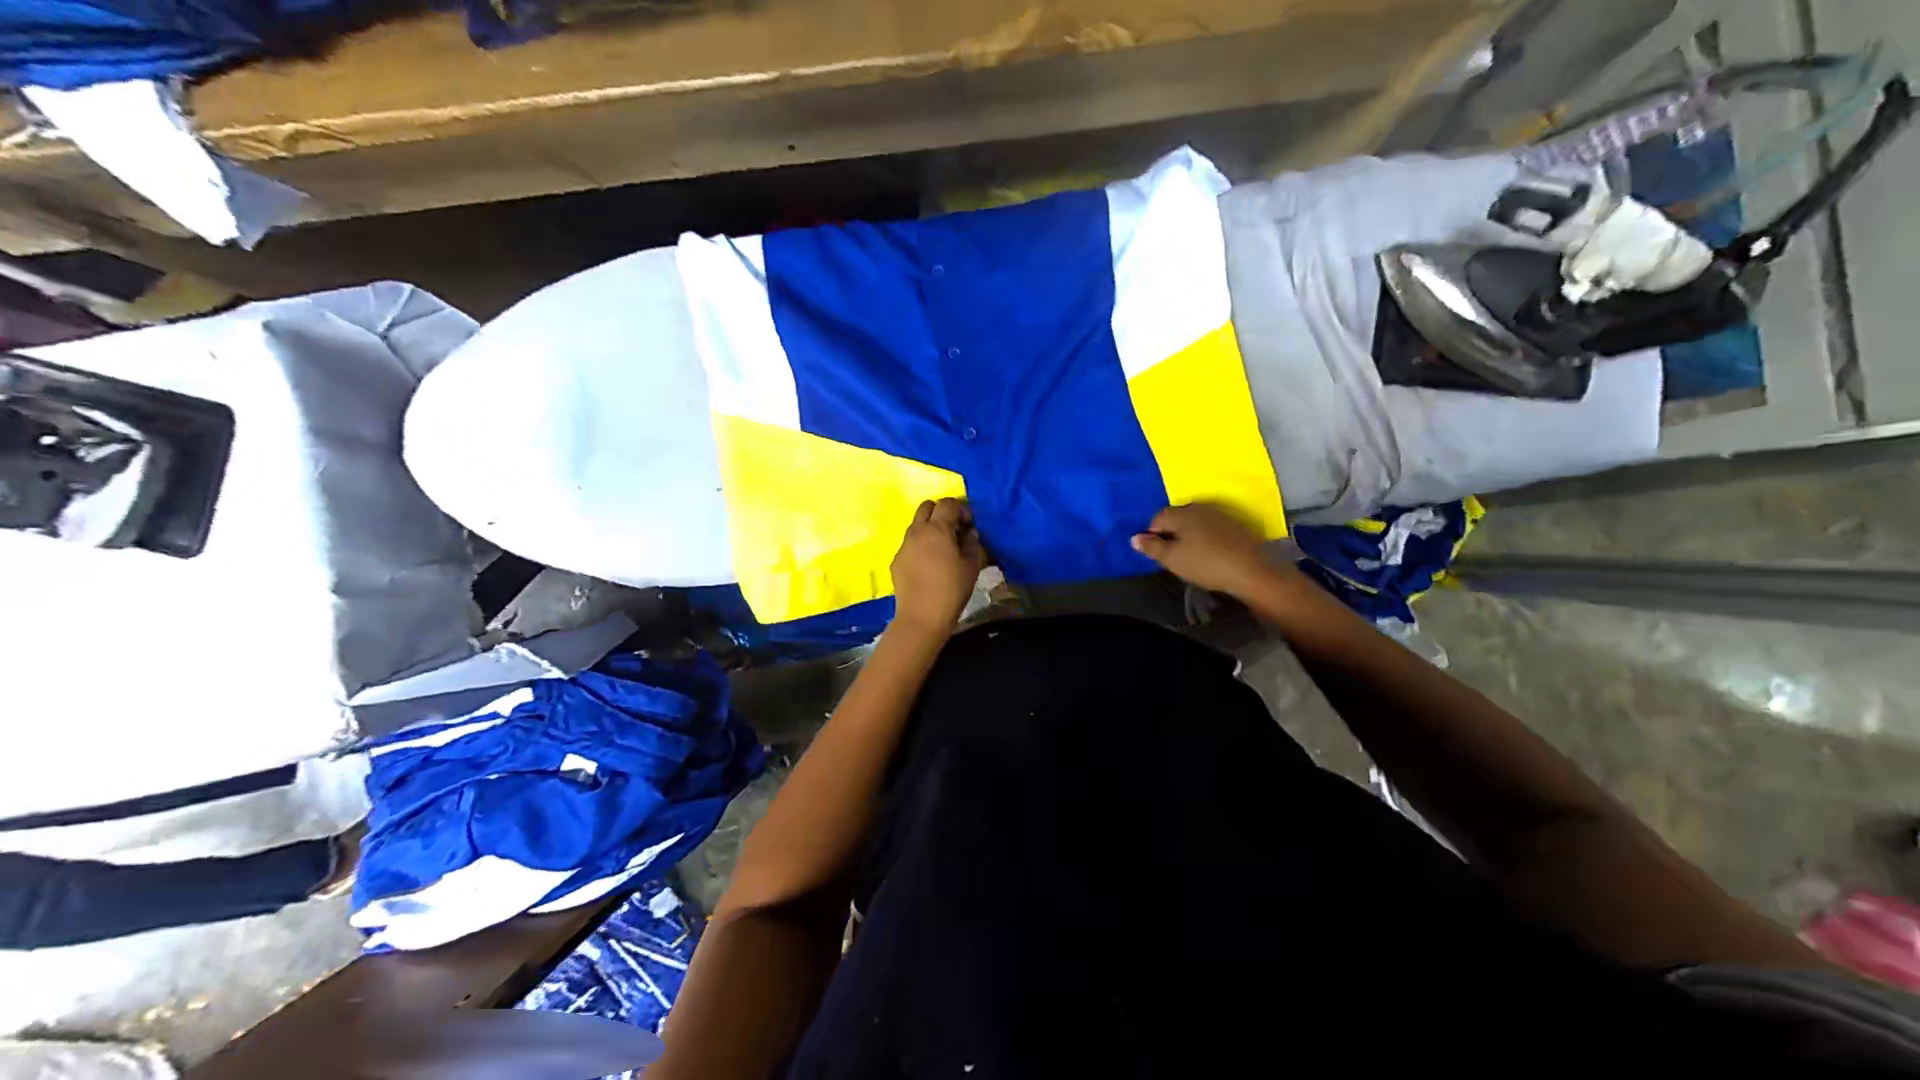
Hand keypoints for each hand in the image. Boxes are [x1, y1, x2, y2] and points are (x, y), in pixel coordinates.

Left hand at [891, 498, 985, 634]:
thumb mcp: (971, 566)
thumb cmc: (952, 590)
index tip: (969, 525)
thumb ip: (971, 543)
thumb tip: (969, 533)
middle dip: (941, 512)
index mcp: (936, 529)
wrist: (921, 616)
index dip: (961, 509)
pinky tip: (928, 565)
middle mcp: (916, 531)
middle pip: (926, 507)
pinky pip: (910, 544)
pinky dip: (920, 545)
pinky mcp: (896, 560)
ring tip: (941, 548)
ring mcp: (903, 545)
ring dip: (929, 528)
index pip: (948, 504)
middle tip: (954, 530)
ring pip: (916, 525)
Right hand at [1130, 503, 1283, 595]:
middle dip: (1170, 532)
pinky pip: (1210, 527)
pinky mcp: (1234, 524)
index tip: (1156, 552)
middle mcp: (1200, 507)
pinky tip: (1209, 552)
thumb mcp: (1173, 559)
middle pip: (1176, 517)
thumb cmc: (1206, 564)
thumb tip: (1134, 538)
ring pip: (1194, 521)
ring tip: (1190, 554)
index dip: (1152, 534)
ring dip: (1188, 534)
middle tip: (1171, 555)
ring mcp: (1219, 514)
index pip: (1157, 518)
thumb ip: (1152, 547)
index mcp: (1182, 513)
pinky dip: (1204, 536)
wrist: (1252, 570)